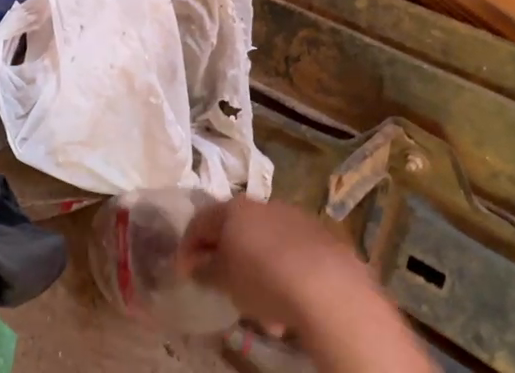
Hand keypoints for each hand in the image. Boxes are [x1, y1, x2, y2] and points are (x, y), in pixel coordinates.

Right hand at [180, 198, 369, 332]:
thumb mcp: (224, 280)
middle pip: (236, 231)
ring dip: (259, 270)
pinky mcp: (326, 239)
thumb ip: (204, 270)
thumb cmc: (263, 280)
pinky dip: (286, 275)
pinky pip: (295, 255)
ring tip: (261, 309)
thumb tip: (195, 265)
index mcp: (233, 208)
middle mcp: (263, 205)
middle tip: (223, 286)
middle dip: (228, 259)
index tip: (184, 272)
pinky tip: (290, 305)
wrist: (330, 291)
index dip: (188, 247)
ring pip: (268, 244)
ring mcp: (297, 219)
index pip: (200, 222)